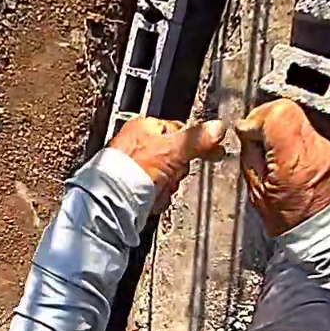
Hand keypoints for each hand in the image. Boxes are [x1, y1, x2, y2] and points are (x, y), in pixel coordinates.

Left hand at [110, 116, 228, 212]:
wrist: (111, 204)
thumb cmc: (133, 171)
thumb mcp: (172, 150)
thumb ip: (197, 139)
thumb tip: (218, 127)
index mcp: (145, 126)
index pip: (181, 131)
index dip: (194, 145)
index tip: (212, 153)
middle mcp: (138, 144)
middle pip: (176, 157)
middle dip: (177, 171)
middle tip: (168, 175)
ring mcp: (135, 167)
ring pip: (169, 177)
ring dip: (168, 187)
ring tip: (156, 190)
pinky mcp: (133, 188)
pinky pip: (157, 192)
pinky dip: (157, 199)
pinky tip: (150, 200)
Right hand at [235, 99, 329, 235]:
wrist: (329, 235)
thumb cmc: (293, 222)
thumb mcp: (258, 192)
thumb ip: (250, 155)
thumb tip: (248, 132)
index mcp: (294, 161)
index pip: (278, 114)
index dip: (257, 118)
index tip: (249, 133)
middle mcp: (317, 150)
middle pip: (289, 110)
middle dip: (268, 120)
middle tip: (260, 140)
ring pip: (300, 119)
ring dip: (282, 130)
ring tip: (276, 154)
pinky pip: (310, 133)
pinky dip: (296, 140)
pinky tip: (291, 160)